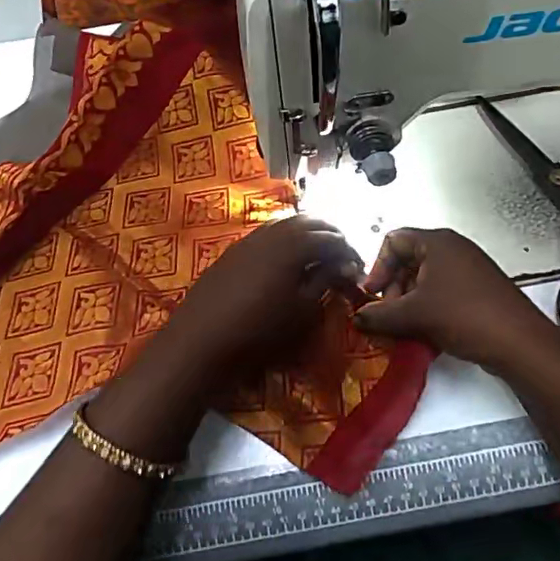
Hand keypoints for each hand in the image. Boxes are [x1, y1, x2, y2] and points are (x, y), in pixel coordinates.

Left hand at [153, 216, 361, 396]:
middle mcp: (272, 233)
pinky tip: (286, 257)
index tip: (359, 269)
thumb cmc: (258, 330)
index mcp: (294, 246)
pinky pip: (266, 232)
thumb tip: (342, 265)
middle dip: (330, 235)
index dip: (349, 251)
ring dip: (307, 232)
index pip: (332, 239)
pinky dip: (284, 237)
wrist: (200, 338)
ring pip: (286, 223)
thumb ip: (324, 282)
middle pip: (309, 222)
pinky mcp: (233, 249)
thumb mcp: (301, 311)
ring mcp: (249, 238)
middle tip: (343, 256)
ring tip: (318, 254)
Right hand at [354, 228, 554, 370]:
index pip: (393, 241)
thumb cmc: (464, 316)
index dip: (377, 267)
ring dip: (409, 303)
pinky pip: (443, 292)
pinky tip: (427, 333)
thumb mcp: (413, 315)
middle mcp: (453, 249)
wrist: (519, 343)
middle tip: (389, 315)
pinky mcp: (479, 290)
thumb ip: (378, 315)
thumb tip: (358, 318)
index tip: (373, 294)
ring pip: (424, 280)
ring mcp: (469, 269)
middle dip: (392, 289)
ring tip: (406, 328)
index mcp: (436, 242)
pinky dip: (429, 309)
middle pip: (408, 261)